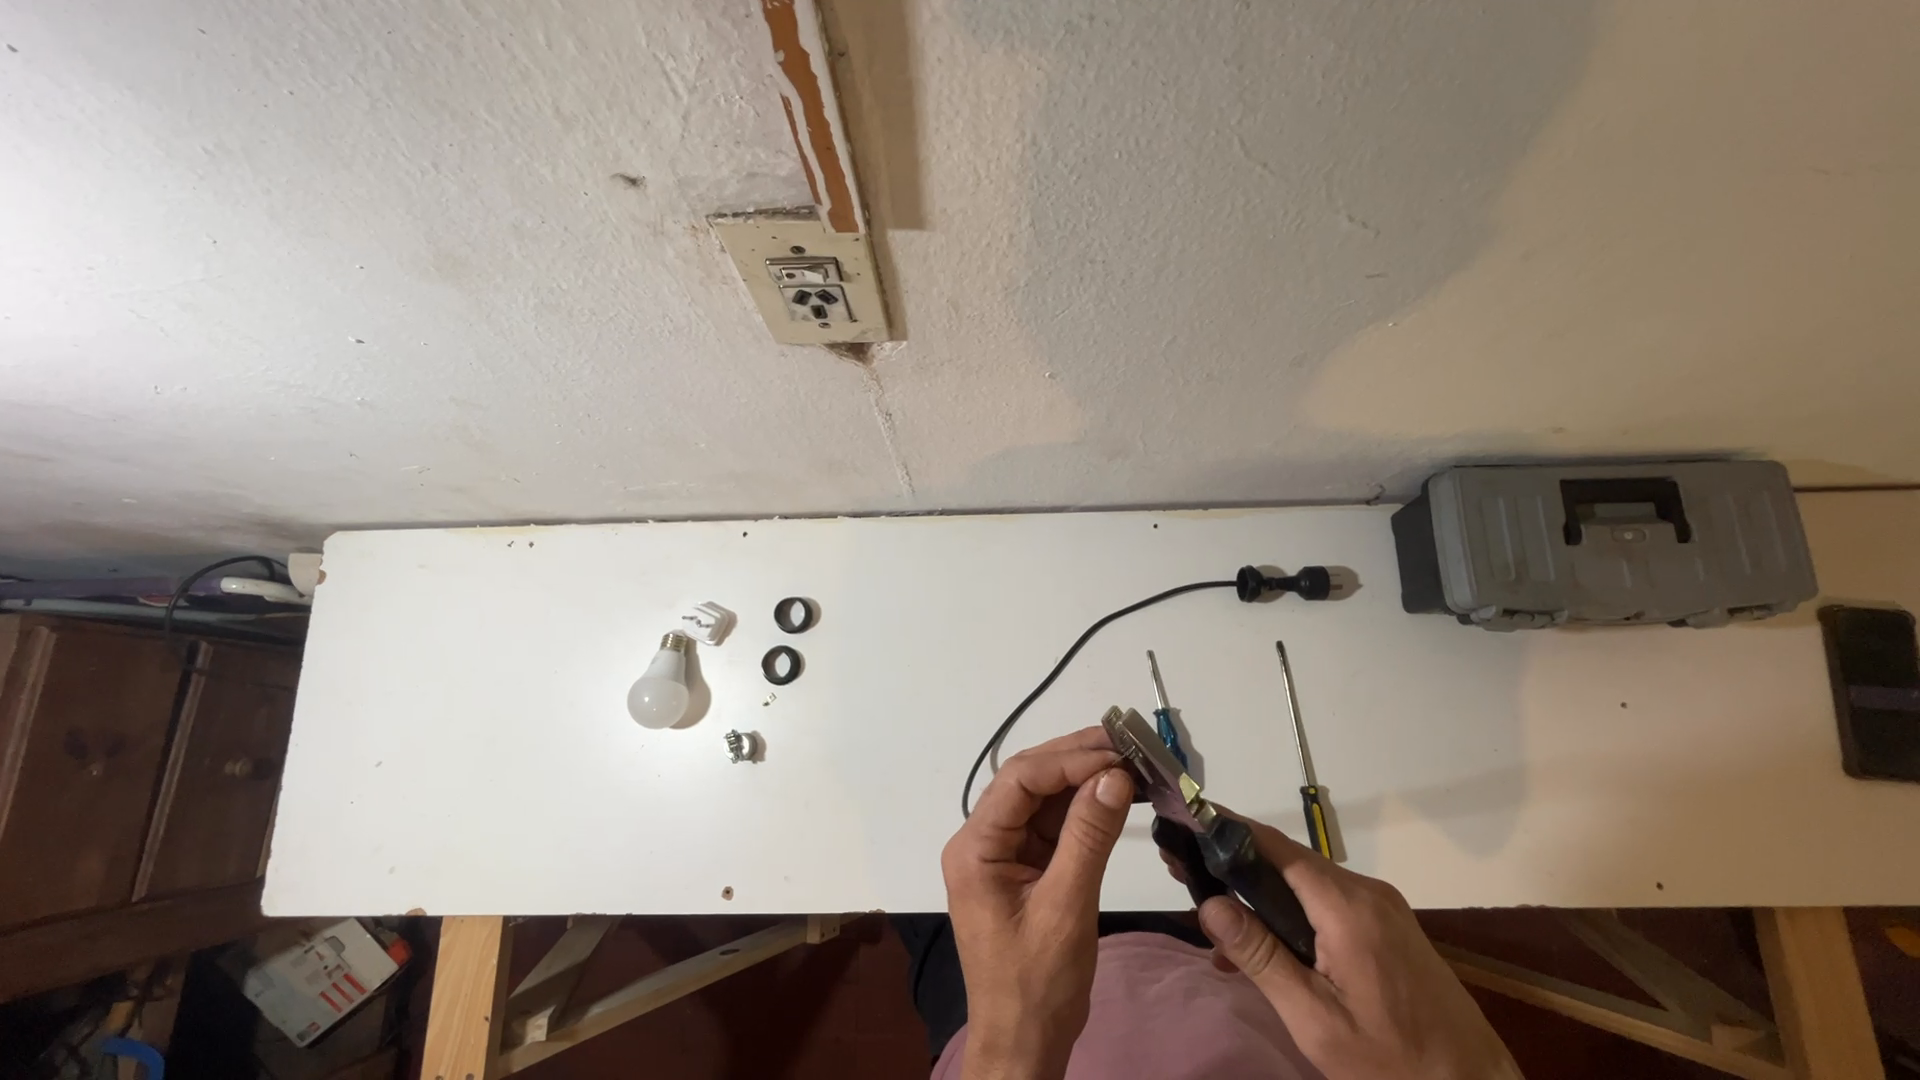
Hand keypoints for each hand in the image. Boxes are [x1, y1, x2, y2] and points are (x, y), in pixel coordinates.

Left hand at [942, 726, 1134, 1079]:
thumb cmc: (1038, 982)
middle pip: (1027, 781)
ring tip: (1128, 762)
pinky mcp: (1023, 866)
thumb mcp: (1066, 907)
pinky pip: (1051, 824)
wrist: (1025, 1042)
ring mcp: (1002, 853)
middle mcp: (981, 840)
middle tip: (1126, 744)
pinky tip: (1115, 796)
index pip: (1018, 781)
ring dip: (1083, 779)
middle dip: (1075, 759)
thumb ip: (1088, 837)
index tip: (1117, 755)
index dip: (1067, 760)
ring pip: (1041, 798)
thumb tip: (1115, 776)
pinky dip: (1083, 808)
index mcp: (975, 847)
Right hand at [1185, 812, 1520, 1079]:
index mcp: (1348, 907)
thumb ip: (1261, 957)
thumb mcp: (1316, 1020)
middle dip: (1233, 863)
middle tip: (1183, 872)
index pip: (1276, 847)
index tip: (1185, 822)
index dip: (1228, 829)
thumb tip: (1208, 903)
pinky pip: (1327, 902)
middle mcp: (1367, 892)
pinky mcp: (1388, 926)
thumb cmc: (1393, 1063)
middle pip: (1286, 860)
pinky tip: (1264, 943)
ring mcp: (1382, 907)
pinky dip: (1289, 911)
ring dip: (1259, 892)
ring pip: (1305, 882)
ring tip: (1214, 916)